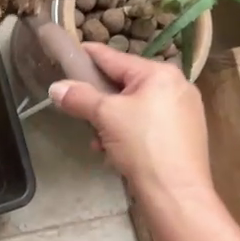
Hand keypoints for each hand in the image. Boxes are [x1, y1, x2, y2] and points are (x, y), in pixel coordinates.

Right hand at [49, 43, 211, 199]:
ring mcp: (183, 111)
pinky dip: (127, 132)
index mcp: (160, 74)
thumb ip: (79, 97)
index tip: (70, 49)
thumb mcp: (105, 116)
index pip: (115, 58)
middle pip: (124, 83)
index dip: (89, 54)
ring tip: (98, 140)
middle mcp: (176, 86)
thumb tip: (56, 87)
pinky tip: (115, 151)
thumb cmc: (142, 145)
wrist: (176, 192)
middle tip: (79, 111)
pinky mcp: (183, 134)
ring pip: (134, 106)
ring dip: (110, 120)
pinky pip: (146, 123)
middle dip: (99, 99)